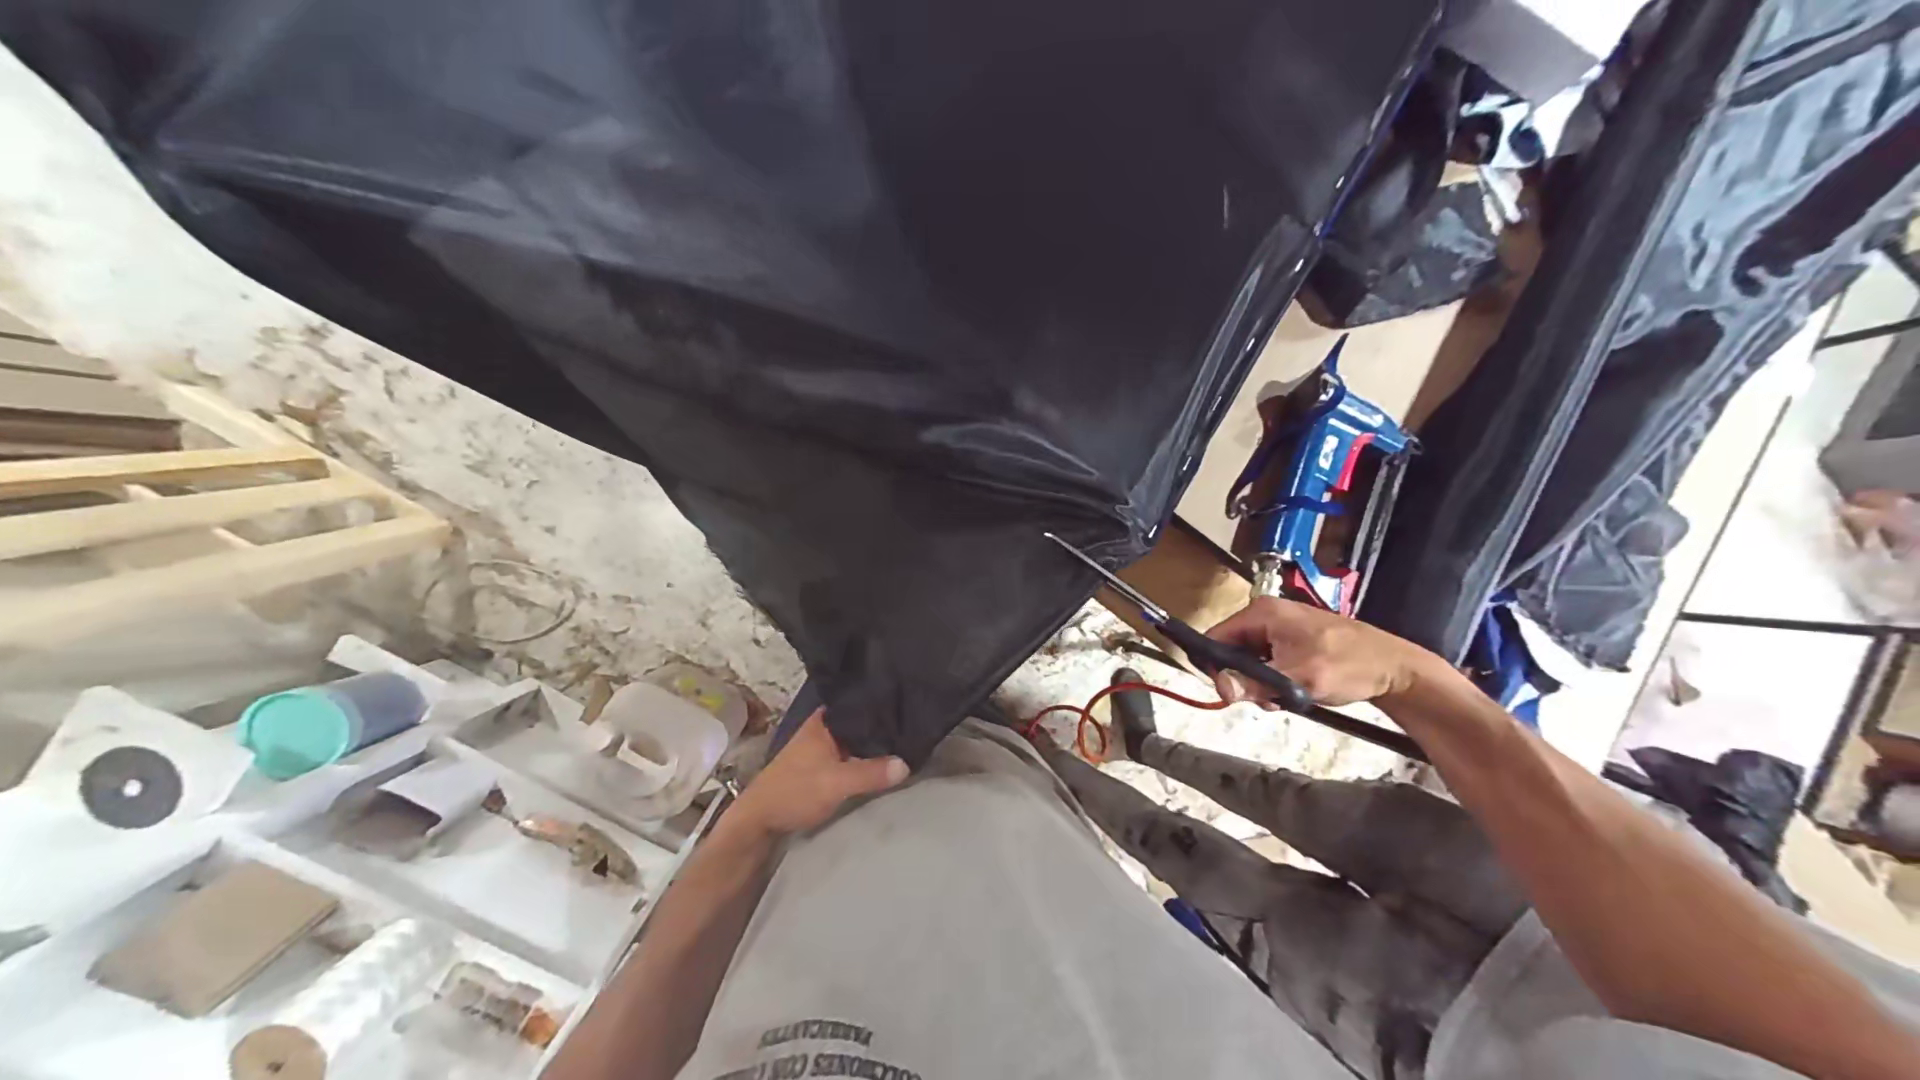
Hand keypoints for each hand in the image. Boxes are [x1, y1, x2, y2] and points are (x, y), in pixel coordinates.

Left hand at [725, 709, 908, 839]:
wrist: (759, 822)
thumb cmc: (795, 792)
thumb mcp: (837, 783)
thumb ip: (871, 773)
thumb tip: (907, 764)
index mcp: (823, 720)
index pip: (859, 701)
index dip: (882, 701)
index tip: (908, 701)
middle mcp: (822, 728)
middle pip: (859, 721)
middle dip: (882, 724)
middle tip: (914, 724)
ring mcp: (821, 746)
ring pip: (856, 739)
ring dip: (874, 743)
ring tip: (906, 740)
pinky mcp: (822, 765)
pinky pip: (851, 754)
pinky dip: (865, 757)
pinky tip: (884, 761)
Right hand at [1205, 596, 1430, 707]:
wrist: (1397, 669)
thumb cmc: (1348, 667)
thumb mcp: (1297, 679)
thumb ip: (1256, 683)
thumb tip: (1220, 688)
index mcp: (1262, 613)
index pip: (1216, 637)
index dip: (1215, 666)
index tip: (1228, 693)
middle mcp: (1266, 613)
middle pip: (1232, 648)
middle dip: (1242, 677)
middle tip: (1263, 700)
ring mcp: (1281, 625)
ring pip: (1249, 657)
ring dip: (1259, 681)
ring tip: (1281, 698)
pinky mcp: (1293, 638)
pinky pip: (1267, 658)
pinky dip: (1273, 677)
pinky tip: (1290, 691)